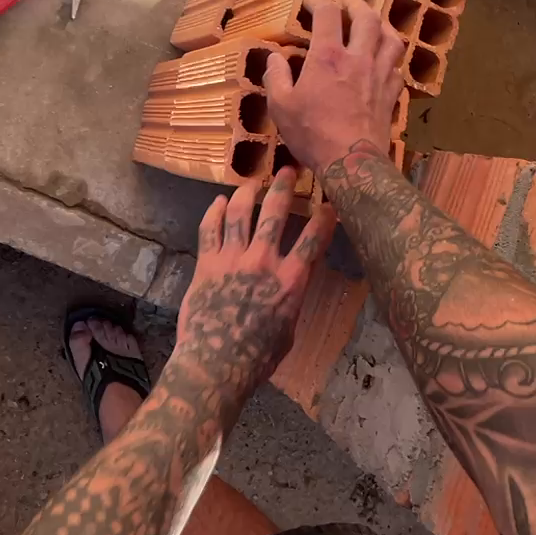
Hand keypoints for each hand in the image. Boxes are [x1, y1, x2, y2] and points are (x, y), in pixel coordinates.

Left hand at [171, 170, 336, 412]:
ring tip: (253, 181)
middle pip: (275, 213)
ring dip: (248, 192)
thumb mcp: (288, 329)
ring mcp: (233, 258)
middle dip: (284, 187)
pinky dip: (215, 211)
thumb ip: (290, 300)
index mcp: (291, 280)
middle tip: (287, 171)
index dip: (324, 218)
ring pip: (241, 212)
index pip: (314, 240)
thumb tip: (289, 289)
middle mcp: (263, 261)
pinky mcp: (207, 262)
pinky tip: (219, 201)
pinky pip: (210, 228)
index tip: (328, 203)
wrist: (216, 363)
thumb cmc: (258, 357)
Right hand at [265, 0, 403, 175]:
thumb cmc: (312, 133)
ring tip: (371, 23)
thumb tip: (274, 57)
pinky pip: (396, 65)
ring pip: (390, 38)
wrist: (352, 162)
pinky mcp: (392, 93)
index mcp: (328, 57)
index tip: (310, 1)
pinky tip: (382, 60)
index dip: (319, 1)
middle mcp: (358, 58)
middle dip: (356, 3)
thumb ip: (276, 77)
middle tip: (346, 1)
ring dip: (381, 24)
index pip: (328, 14)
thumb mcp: (281, 106)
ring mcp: (379, 75)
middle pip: (366, 18)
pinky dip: (389, 56)